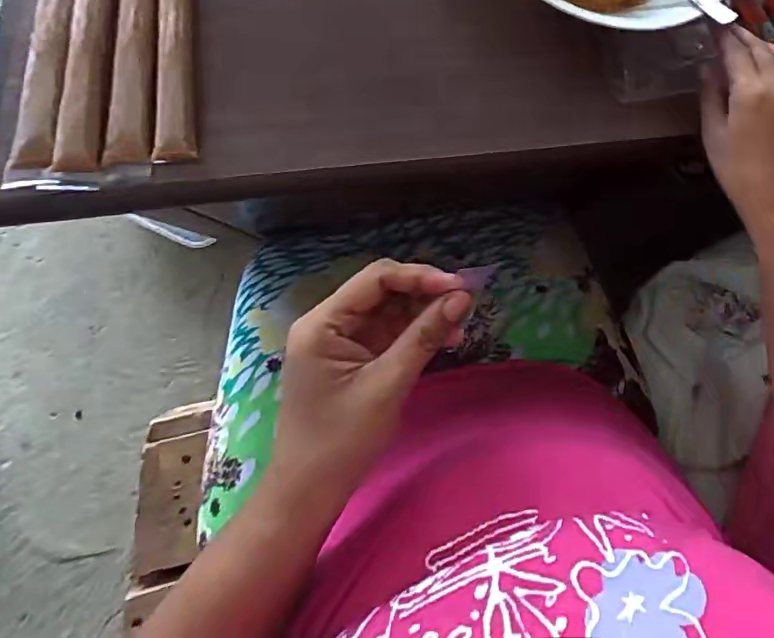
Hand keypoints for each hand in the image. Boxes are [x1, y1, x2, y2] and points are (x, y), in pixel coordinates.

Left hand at [268, 260, 472, 509]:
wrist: (308, 496)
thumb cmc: (341, 442)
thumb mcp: (388, 385)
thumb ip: (424, 336)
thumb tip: (462, 297)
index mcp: (323, 322)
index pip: (377, 279)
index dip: (420, 276)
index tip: (459, 287)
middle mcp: (328, 322)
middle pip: (384, 291)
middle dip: (425, 294)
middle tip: (465, 304)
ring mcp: (340, 340)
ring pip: (390, 310)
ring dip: (425, 313)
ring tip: (460, 324)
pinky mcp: (353, 357)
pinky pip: (389, 332)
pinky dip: (416, 333)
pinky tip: (446, 339)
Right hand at [700, 25, 773, 229]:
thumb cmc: (738, 170)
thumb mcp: (714, 132)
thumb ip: (711, 95)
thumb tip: (708, 68)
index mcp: (752, 89)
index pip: (736, 50)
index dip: (722, 34)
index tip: (710, 21)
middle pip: (760, 48)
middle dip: (741, 36)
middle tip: (723, 28)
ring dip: (763, 44)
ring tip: (745, 44)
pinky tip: (766, 66)